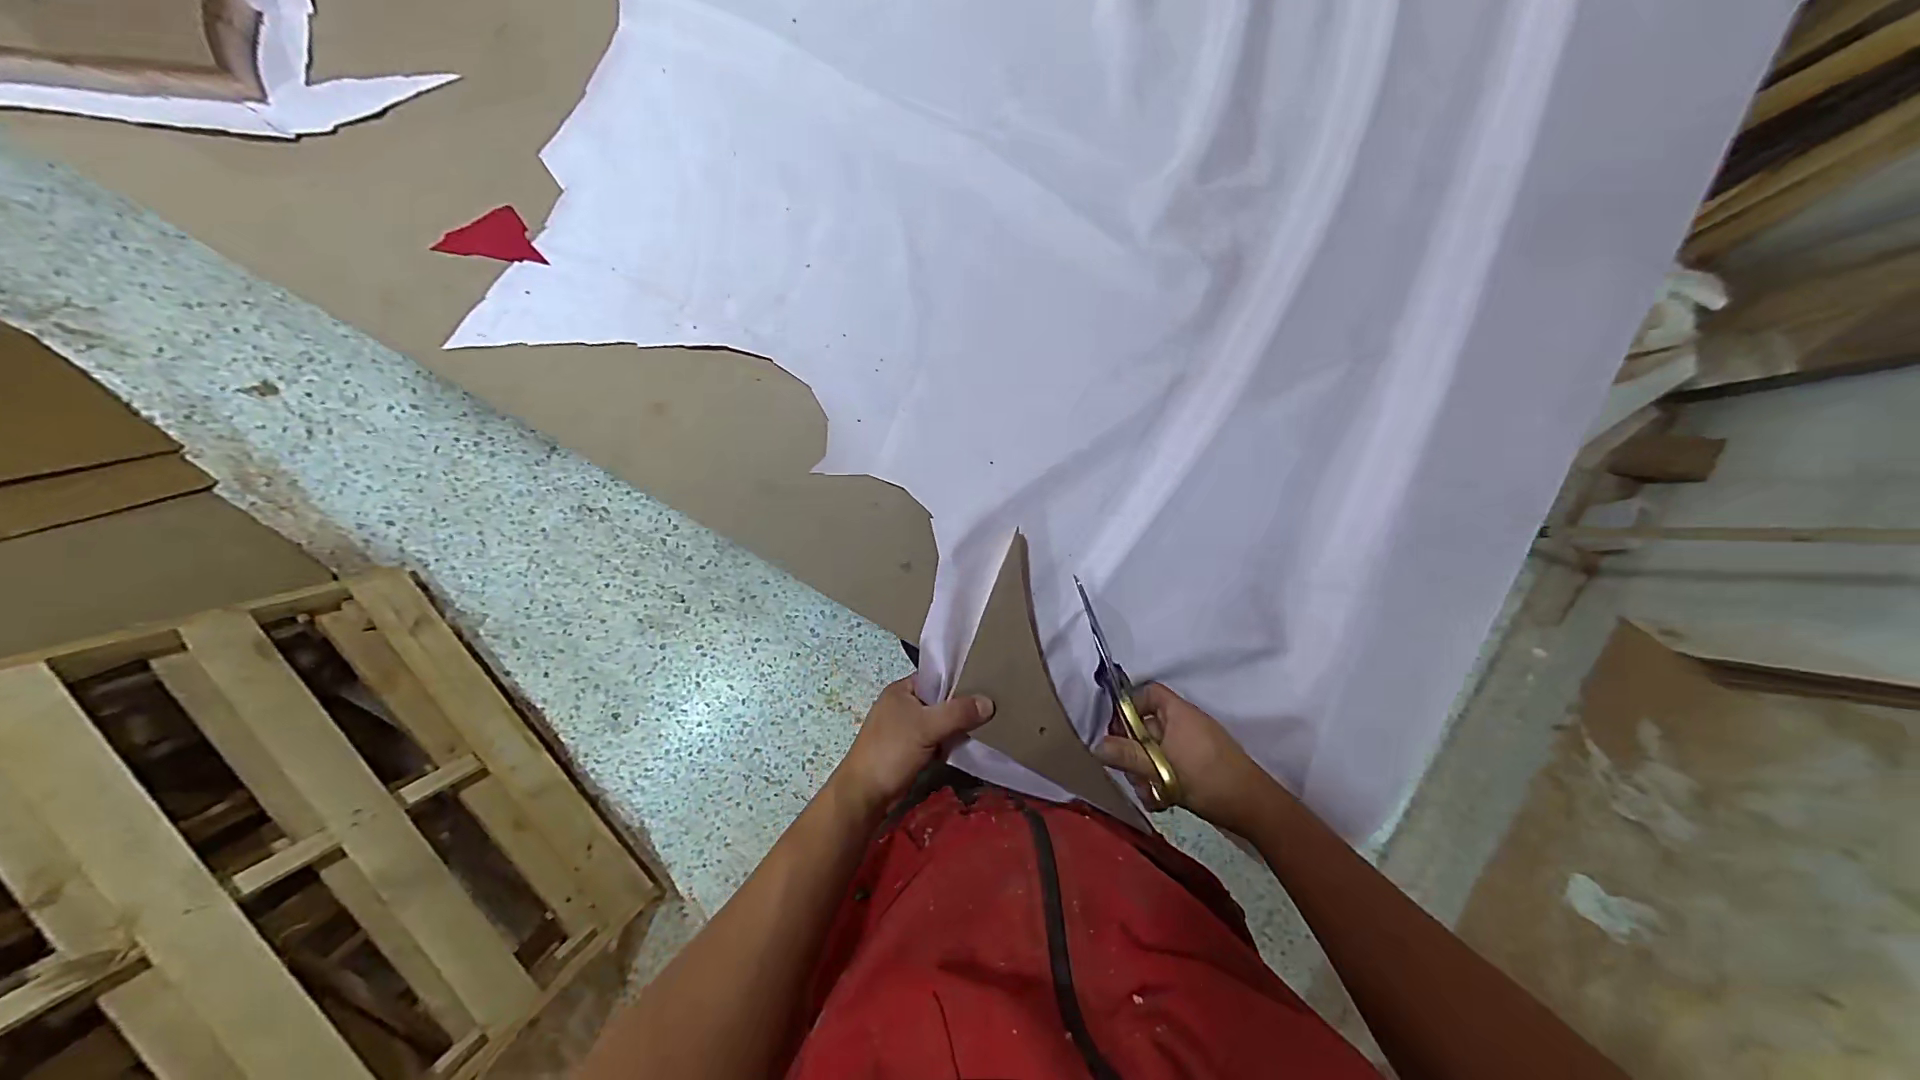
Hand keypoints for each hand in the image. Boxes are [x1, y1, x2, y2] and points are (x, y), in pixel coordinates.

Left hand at [830, 677, 994, 814]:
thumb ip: (958, 713)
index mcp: (901, 690)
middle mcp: (903, 705)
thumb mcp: (927, 727)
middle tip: (989, 710)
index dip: (959, 681)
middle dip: (960, 707)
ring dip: (955, 728)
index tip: (986, 686)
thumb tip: (989, 702)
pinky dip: (947, 743)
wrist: (865, 794)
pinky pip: (935, 739)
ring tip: (983, 727)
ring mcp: (905, 728)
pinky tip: (963, 746)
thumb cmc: (891, 751)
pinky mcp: (910, 749)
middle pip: (940, 700)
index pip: (936, 677)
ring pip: (939, 722)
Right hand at [1094, 683, 1288, 836]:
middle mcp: (1186, 724)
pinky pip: (1171, 766)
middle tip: (1129, 773)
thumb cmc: (1206, 778)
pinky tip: (1160, 802)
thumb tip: (1096, 747)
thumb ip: (1127, 756)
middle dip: (1133, 751)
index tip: (1116, 732)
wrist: (1255, 808)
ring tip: (1147, 793)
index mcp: (1178, 713)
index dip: (1129, 707)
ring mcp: (1195, 746)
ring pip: (1157, 751)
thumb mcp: (1160, 768)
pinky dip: (1162, 781)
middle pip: (1147, 726)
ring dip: (1146, 772)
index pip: (1148, 694)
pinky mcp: (1201, 767)